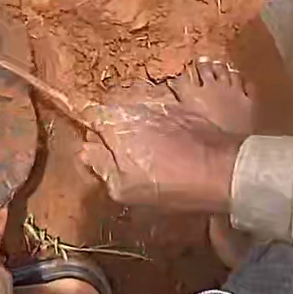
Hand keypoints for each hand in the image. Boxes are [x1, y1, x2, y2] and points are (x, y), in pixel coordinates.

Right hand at [79, 95, 243, 213]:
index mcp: (115, 123)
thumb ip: (101, 165)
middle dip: (111, 130)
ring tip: (146, 158)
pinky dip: (157, 130)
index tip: (70, 118)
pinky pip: (158, 117)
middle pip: (112, 114)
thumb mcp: (124, 187)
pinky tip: (168, 153)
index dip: (77, 115)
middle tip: (117, 157)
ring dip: (136, 131)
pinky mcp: (182, 110)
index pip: (86, 111)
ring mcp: (160, 106)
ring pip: (136, 115)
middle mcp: (135, 106)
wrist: (222, 170)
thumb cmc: (169, 183)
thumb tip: (86, 149)